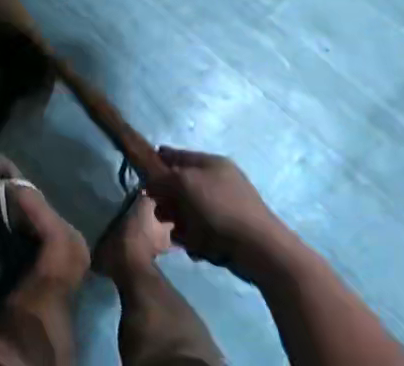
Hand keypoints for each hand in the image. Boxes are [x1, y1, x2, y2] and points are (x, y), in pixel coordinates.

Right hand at [146, 147, 292, 277]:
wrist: (260, 249)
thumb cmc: (220, 209)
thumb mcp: (185, 184)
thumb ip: (163, 179)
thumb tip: (151, 182)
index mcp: (212, 163)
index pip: (179, 155)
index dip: (159, 160)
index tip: (143, 173)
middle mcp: (220, 180)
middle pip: (183, 185)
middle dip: (170, 200)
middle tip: (163, 213)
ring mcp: (228, 205)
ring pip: (192, 210)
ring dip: (182, 222)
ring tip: (181, 235)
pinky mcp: (232, 230)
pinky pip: (204, 230)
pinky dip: (197, 238)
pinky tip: (197, 248)